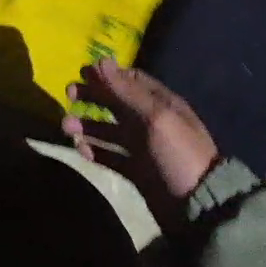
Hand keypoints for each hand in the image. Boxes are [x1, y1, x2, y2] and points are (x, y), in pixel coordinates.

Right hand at [62, 59, 220, 220]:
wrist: (199, 207)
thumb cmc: (179, 153)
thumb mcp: (156, 117)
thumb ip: (126, 90)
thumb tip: (101, 60)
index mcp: (160, 102)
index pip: (130, 79)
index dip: (106, 75)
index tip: (82, 72)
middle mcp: (150, 121)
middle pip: (116, 102)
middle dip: (92, 96)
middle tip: (68, 95)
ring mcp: (143, 147)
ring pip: (109, 129)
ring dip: (87, 125)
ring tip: (65, 127)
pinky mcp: (136, 171)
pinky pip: (111, 156)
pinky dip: (95, 150)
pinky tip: (80, 149)